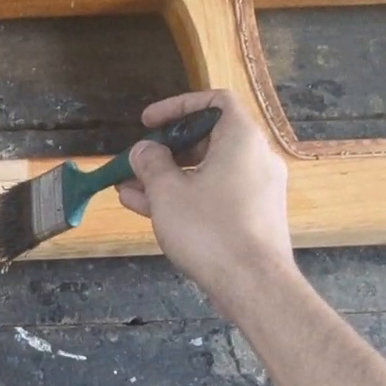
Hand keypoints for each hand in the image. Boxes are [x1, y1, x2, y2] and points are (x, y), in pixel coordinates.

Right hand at [115, 90, 296, 313]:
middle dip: (165, 151)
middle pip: (207, 140)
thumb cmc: (209, 230)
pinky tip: (147, 210)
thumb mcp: (167, 193)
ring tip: (128, 191)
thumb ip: (151, 164)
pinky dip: (185, 197)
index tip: (149, 122)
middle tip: (135, 163)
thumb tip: (144, 150)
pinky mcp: (252, 217)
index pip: (215, 102)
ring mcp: (256, 190)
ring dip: (167, 178)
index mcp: (241, 140)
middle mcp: (255, 159)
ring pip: (206, 172)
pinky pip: (214, 195)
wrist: (253, 284)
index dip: (178, 106)